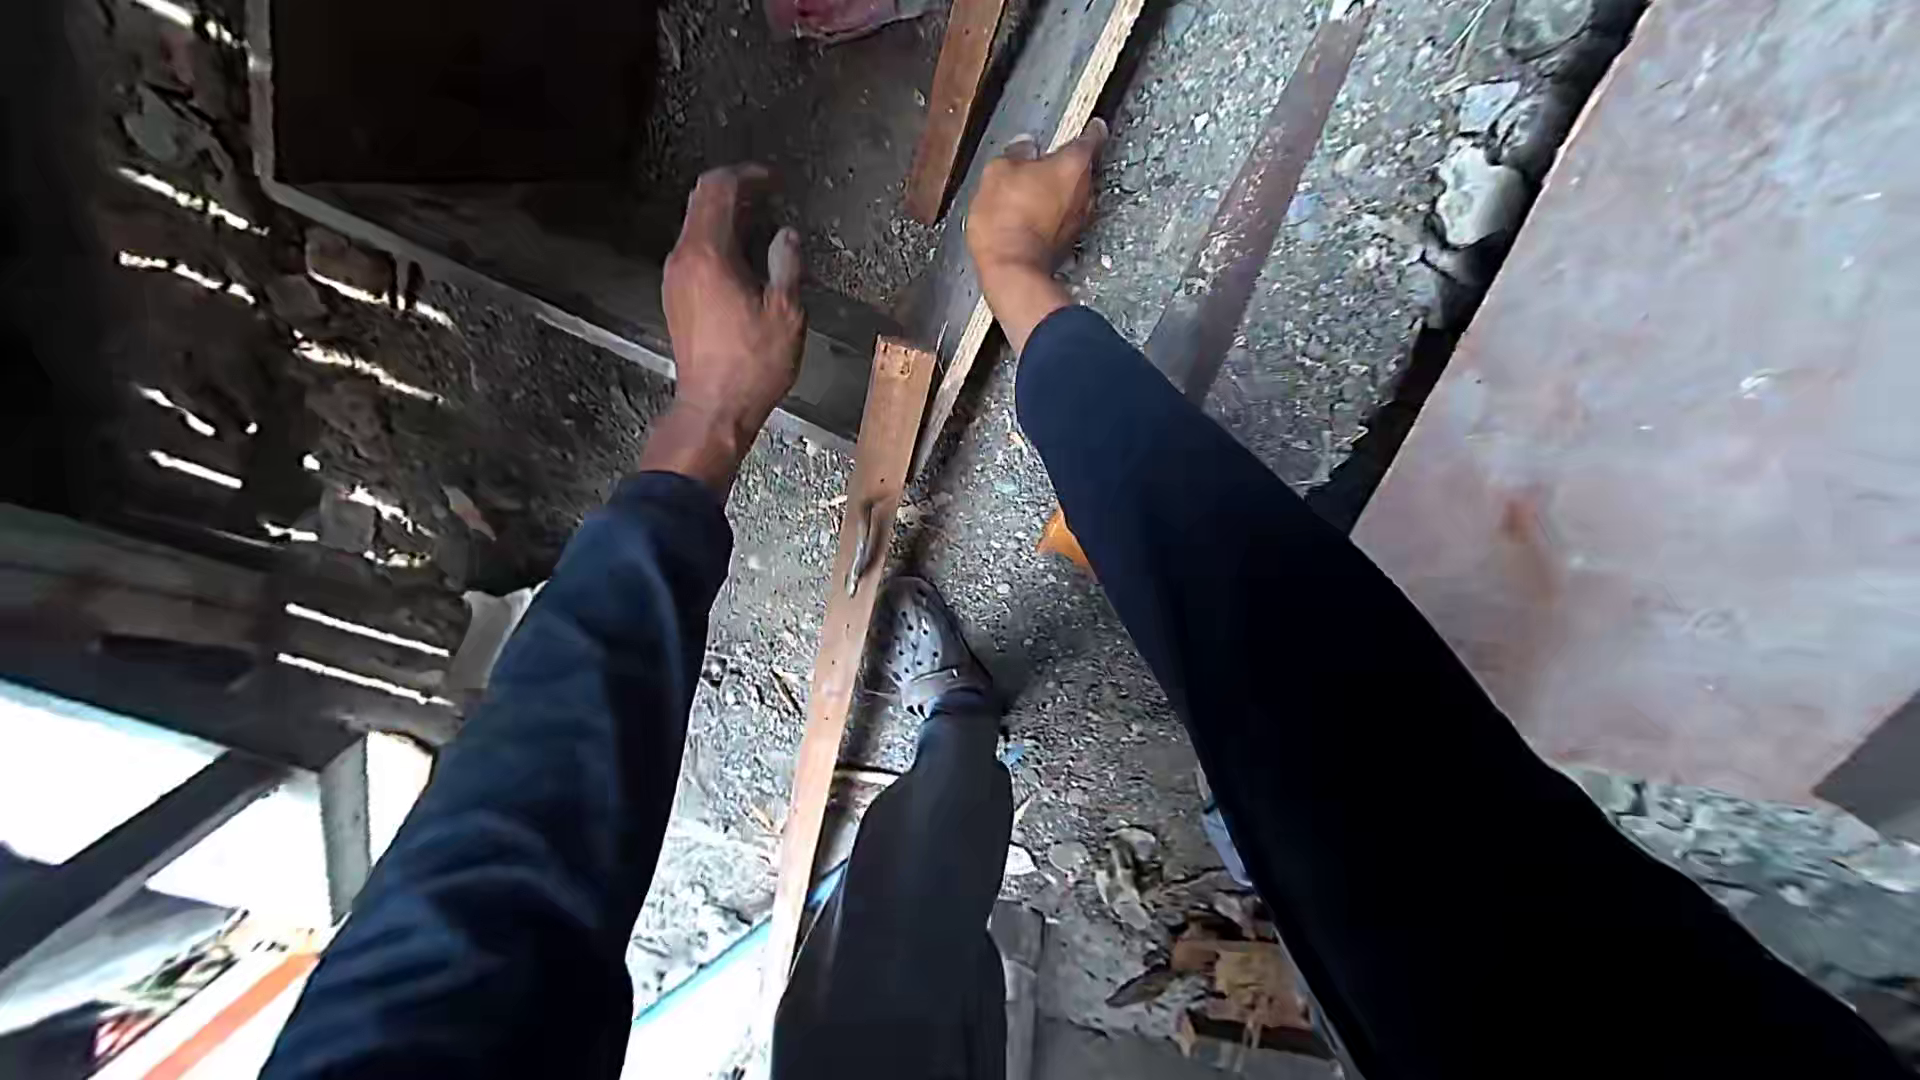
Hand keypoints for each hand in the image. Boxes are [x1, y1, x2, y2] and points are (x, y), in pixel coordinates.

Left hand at [642, 165, 806, 491]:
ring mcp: (675, 281)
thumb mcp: (786, 313)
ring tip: (762, 229)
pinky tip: (743, 263)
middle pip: (701, 204)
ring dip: (728, 220)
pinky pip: (695, 256)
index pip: (718, 189)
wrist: (715, 407)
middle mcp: (683, 259)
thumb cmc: (753, 364)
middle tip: (768, 196)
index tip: (772, 180)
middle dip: (735, 192)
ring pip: (697, 230)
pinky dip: (719, 245)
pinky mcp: (676, 301)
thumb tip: (786, 236)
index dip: (746, 176)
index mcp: (709, 254)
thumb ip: (786, 265)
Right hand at [965, 119, 1106, 352]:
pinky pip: (1063, 223)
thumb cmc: (1006, 223)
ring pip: (1074, 199)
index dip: (1089, 129)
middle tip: (1044, 166)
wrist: (1011, 271)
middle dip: (1066, 167)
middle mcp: (1086, 193)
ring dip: (1059, 197)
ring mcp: (1079, 223)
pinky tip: (1032, 222)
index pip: (1092, 136)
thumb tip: (1023, 148)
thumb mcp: (997, 173)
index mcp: (1074, 164)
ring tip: (1032, 198)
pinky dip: (1052, 220)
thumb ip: (1014, 154)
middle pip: (1083, 170)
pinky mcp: (1068, 247)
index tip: (1088, 127)